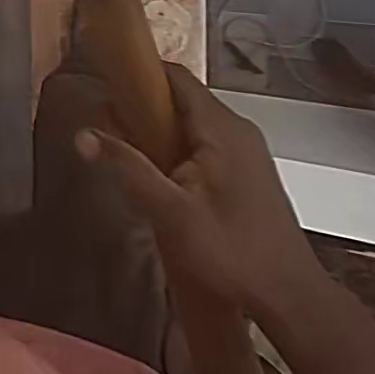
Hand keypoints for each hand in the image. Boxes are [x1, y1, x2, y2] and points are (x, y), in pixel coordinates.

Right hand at [76, 63, 324, 311]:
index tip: (103, 80)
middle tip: (105, 125)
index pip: (175, 76)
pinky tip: (156, 174)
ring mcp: (244, 151)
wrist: (292, 301)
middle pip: (179, 98)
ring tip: (123, 149)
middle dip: (140, 106)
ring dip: (155, 130)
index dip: (138, 72)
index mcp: (222, 128)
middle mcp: (237, 130)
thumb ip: (127, 168)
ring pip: (188, 122)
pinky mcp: (244, 172)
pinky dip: (173, 147)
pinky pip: (200, 142)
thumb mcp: (170, 212)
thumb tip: (82, 134)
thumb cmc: (232, 253)